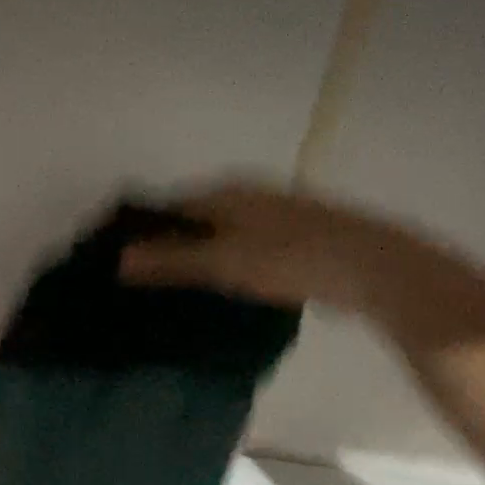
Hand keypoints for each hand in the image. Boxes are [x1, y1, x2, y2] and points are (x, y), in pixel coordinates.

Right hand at [118, 181, 415, 312]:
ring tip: (166, 292)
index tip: (113, 260)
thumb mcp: (222, 262)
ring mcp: (273, 216)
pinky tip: (213, 292)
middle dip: (165, 245)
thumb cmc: (290, 259)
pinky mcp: (291, 241)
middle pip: (192, 219)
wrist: (371, 268)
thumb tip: (118, 260)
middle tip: (134, 283)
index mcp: (227, 191)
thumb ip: (171, 261)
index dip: (140, 230)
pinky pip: (239, 250)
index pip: (168, 205)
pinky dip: (220, 266)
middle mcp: (248, 195)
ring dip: (193, 258)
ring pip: (217, 235)